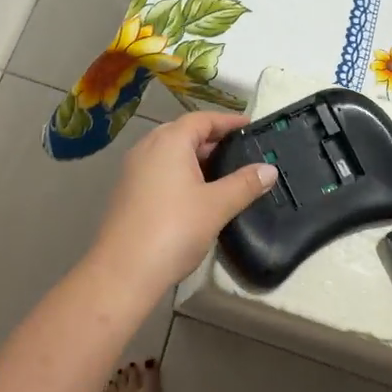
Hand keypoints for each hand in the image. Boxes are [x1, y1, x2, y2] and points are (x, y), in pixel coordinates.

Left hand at [89, 111, 276, 293]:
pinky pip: (159, 170)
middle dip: (212, 140)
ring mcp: (134, 169)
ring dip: (195, 158)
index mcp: (169, 141)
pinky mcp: (127, 191)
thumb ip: (244, 184)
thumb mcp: (216, 206)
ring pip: (170, 153)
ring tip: (221, 173)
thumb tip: (270, 169)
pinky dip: (179, 173)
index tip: (248, 126)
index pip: (202, 119)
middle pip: (184, 133)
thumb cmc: (173, 229)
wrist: (122, 271)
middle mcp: (148, 147)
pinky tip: (195, 195)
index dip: (227, 121)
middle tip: (238, 151)